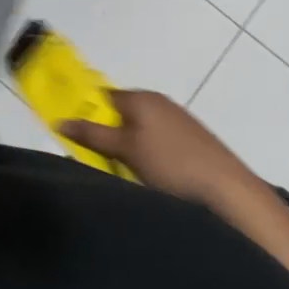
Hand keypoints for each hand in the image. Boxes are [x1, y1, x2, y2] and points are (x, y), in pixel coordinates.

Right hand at [60, 89, 259, 205]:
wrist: (230, 192)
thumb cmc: (171, 164)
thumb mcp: (125, 150)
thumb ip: (91, 134)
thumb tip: (58, 120)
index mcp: (140, 96)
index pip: (100, 95)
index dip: (85, 113)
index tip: (76, 138)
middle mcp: (159, 101)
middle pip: (119, 113)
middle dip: (106, 135)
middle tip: (98, 161)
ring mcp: (178, 120)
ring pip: (139, 130)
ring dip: (128, 149)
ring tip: (126, 174)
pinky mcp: (193, 140)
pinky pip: (157, 142)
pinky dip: (148, 156)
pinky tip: (153, 178)